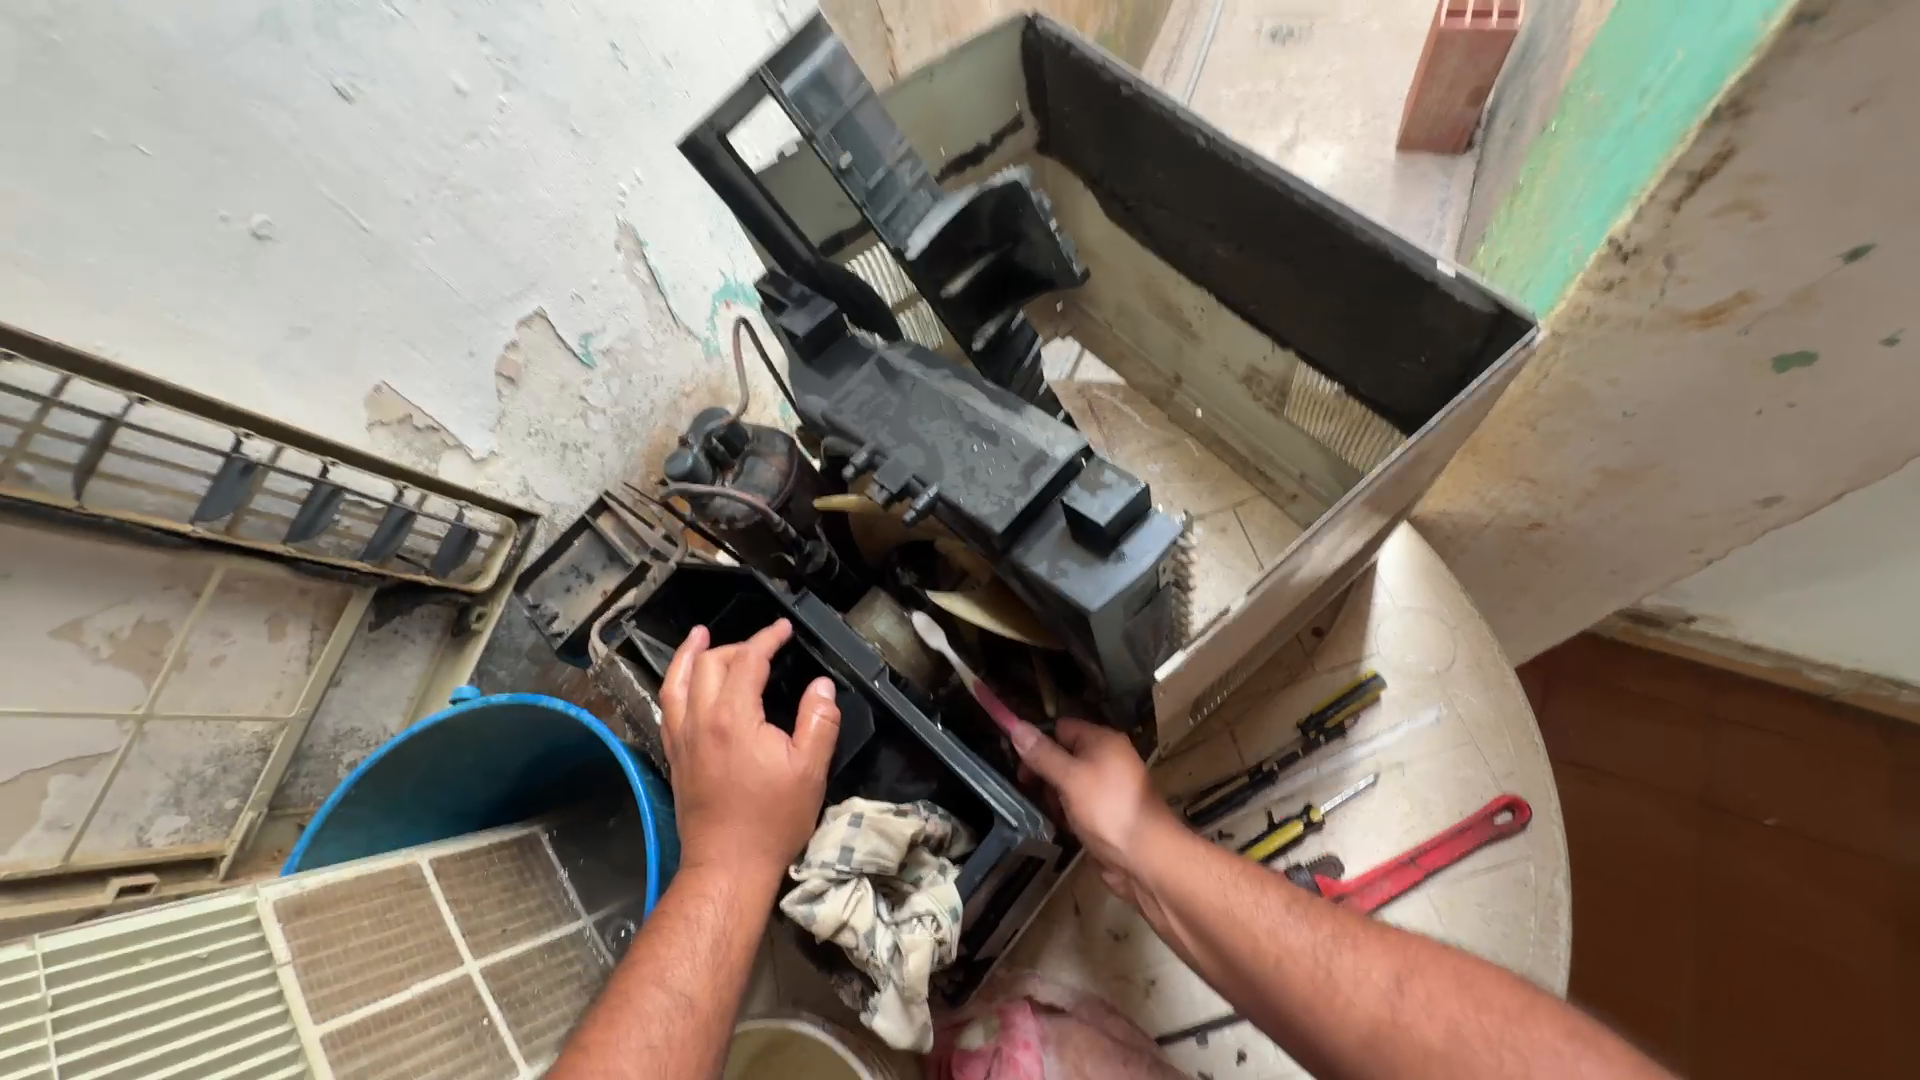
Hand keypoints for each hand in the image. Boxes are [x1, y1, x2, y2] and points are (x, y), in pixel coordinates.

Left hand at [659, 620, 839, 882]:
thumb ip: (819, 720)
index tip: (784, 628)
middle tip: (762, 643)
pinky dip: (677, 684)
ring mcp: (683, 739)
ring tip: (698, 635)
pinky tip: (685, 684)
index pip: (747, 661)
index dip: (766, 639)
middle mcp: (701, 721)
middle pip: (709, 665)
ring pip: (678, 683)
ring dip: (690, 655)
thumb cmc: (772, 819)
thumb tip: (821, 686)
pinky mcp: (676, 757)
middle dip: (736, 645)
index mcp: (734, 719)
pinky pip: (669, 707)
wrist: (728, 865)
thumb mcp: (810, 770)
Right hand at [1001, 715, 1184, 909]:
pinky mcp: (1109, 812)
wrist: (1146, 857)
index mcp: (1102, 740)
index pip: (1061, 728)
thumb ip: (1042, 754)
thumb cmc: (1107, 809)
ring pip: (1069, 783)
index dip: (1039, 743)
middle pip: (1064, 755)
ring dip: (1057, 798)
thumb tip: (1016, 726)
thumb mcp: (1069, 778)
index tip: (1021, 766)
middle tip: (1035, 792)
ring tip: (1057, 815)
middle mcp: (1108, 758)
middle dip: (1046, 775)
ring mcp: (1110, 787)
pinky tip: (1068, 827)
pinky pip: (1080, 804)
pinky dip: (1070, 813)